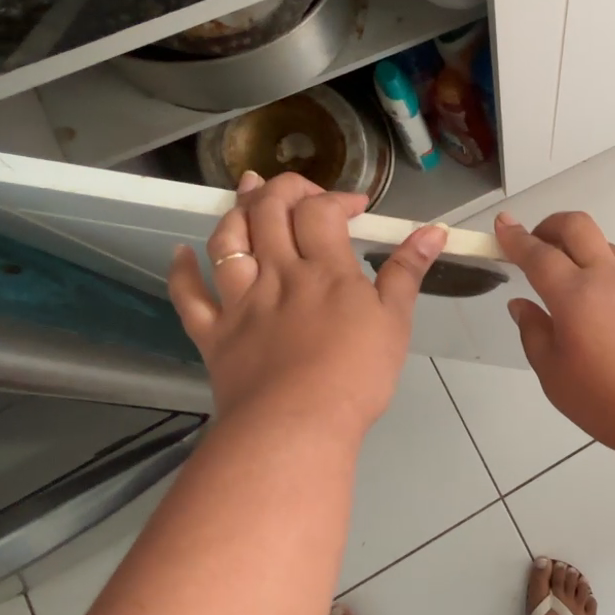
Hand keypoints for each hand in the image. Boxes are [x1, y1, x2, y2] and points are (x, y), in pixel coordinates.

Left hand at [168, 172, 446, 434]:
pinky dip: (181, 270)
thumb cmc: (355, 375)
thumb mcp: (395, 321)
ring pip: (228, 241)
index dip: (338, 198)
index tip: (357, 207)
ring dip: (236, 210)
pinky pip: (188, 296)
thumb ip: (407, 272)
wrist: (295, 425)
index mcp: (324, 269)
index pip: (321, 211)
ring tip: (247, 192)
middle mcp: (277, 273)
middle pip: (270, 212)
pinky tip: (181, 253)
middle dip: (284, 189)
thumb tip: (434, 231)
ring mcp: (239, 302)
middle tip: (299, 188)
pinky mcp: (213, 333)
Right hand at [494, 210, 614, 459]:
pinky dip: (599, 268)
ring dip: (577, 246)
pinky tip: (594, 302)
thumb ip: (534, 334)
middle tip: (532, 244)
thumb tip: (522, 306)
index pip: (538, 254)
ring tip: (562, 278)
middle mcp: (608, 278)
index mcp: (576, 294)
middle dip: (549, 225)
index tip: (502, 224)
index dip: (515, 237)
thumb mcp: (556, 377)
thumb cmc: (609, 402)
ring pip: (603, 245)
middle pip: (577, 226)